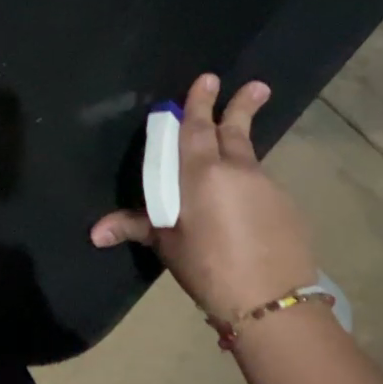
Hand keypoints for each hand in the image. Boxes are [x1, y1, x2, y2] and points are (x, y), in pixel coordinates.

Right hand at [91, 74, 318, 321]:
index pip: (198, 127)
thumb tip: (95, 233)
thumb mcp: (167, 244)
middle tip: (257, 85)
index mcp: (201, 172)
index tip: (208, 78)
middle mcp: (237, 170)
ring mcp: (267, 187)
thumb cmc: (208, 266)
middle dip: (241, 105)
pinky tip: (243, 201)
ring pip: (249, 158)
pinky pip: (261, 184)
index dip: (199, 102)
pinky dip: (249, 181)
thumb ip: (134, 226)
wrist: (272, 304)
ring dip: (241, 146)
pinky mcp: (287, 209)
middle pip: (236, 130)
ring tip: (236, 145)